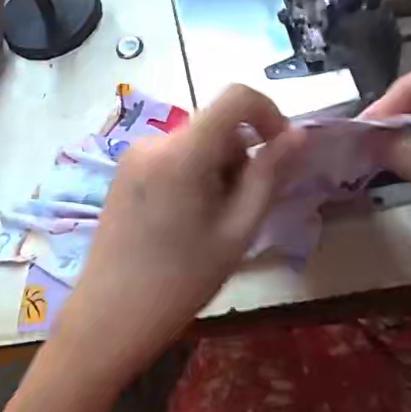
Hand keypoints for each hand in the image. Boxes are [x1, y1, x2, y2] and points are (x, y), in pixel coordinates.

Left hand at [54, 85, 305, 377]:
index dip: (269, 113)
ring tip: (208, 223)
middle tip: (238, 212)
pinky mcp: (122, 172)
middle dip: (239, 158)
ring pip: (195, 144)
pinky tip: (182, 221)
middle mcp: (154, 141)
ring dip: (215, 170)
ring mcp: (133, 156)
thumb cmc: (182, 280)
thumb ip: (270, 176)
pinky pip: (171, 157)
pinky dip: (191, 175)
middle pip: (216, 127)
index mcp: (184, 152)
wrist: (112, 314)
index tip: (280, 150)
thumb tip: (298, 135)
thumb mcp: (238, 230)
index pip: (236, 97)